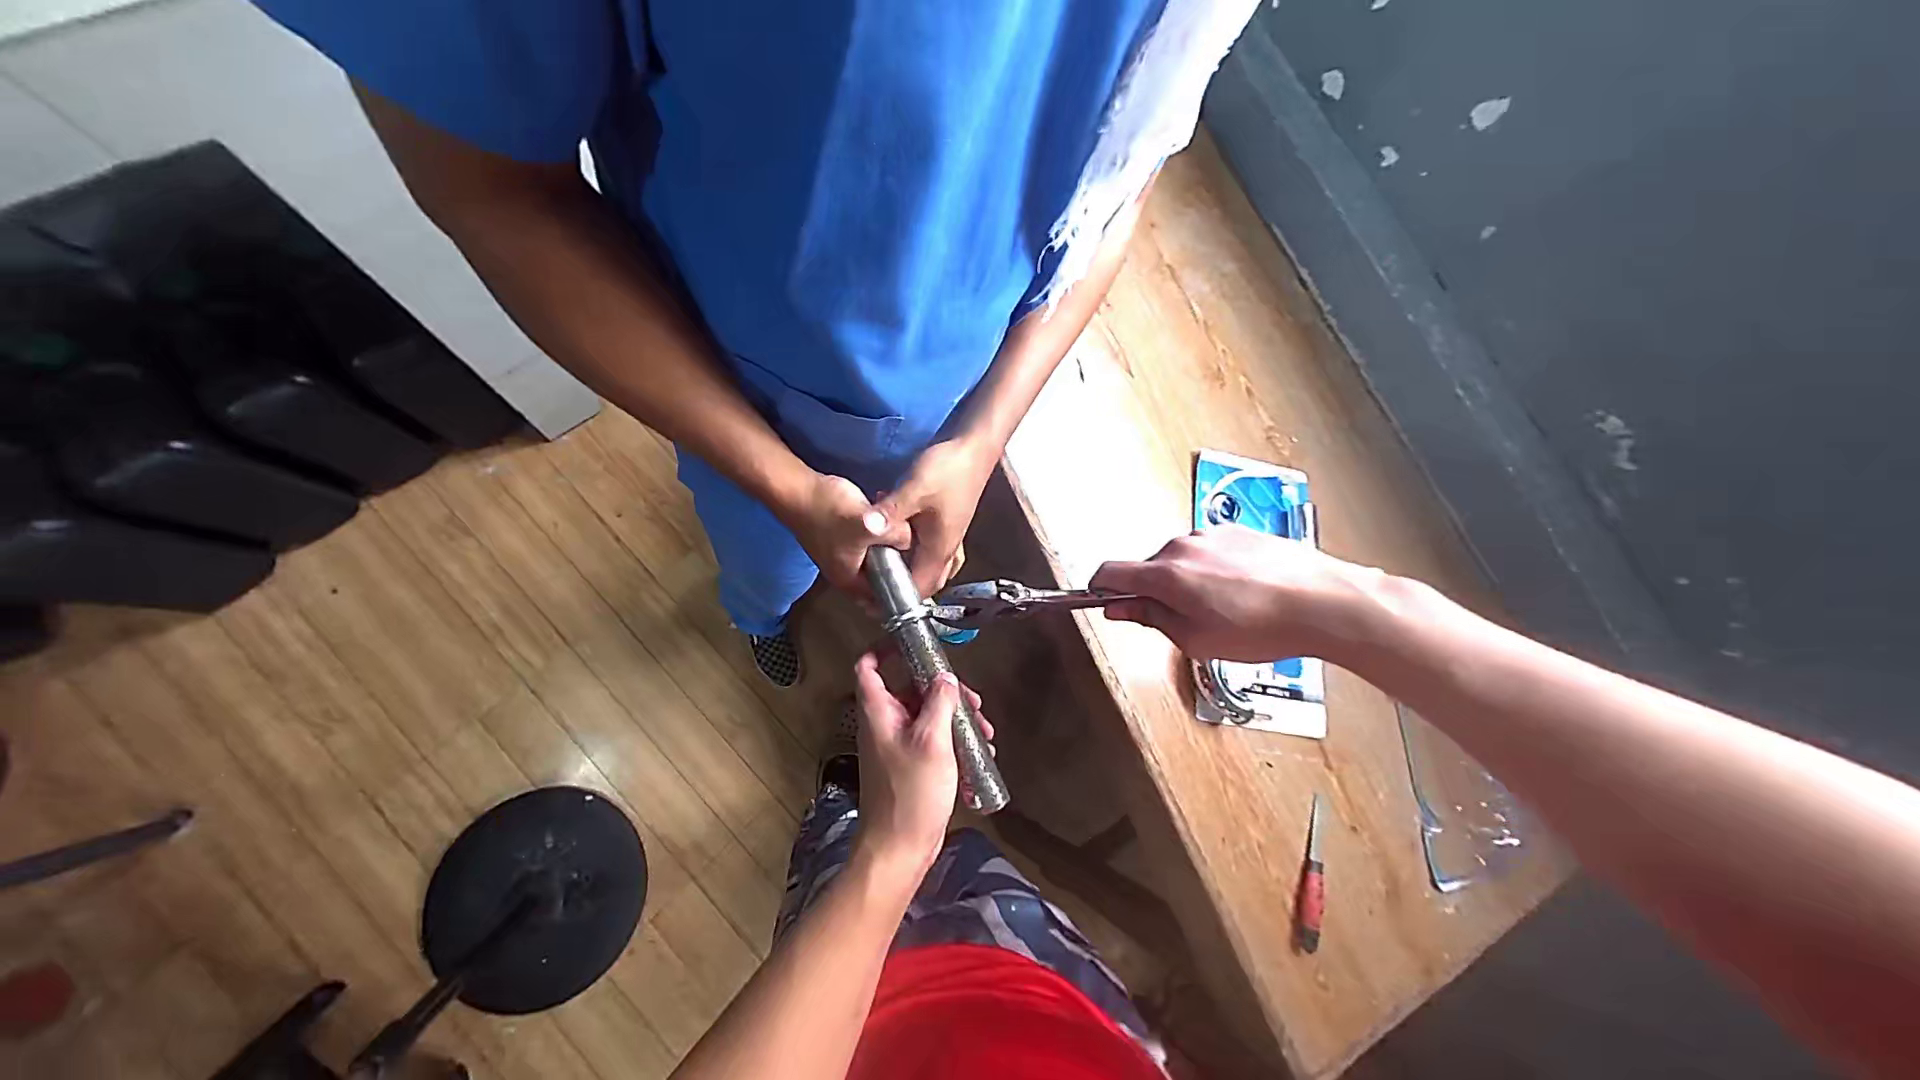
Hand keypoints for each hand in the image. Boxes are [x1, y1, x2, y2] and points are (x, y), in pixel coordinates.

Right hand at [780, 472, 912, 592]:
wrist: (796, 487)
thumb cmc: (827, 510)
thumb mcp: (869, 524)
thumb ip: (897, 535)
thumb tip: (913, 540)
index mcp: (849, 581)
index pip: (883, 600)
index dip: (903, 590)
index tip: (922, 576)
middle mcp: (844, 574)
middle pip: (881, 578)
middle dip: (899, 566)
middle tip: (919, 554)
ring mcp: (840, 556)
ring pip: (875, 560)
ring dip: (889, 549)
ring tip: (908, 536)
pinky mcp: (840, 539)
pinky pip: (867, 544)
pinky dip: (879, 537)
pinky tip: (891, 522)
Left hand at [849, 653, 992, 876]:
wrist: (898, 849)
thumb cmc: (911, 792)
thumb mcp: (932, 741)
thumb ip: (939, 702)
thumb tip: (946, 678)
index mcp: (878, 711)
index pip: (869, 666)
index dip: (885, 648)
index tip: (915, 643)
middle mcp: (883, 723)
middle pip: (910, 688)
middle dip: (943, 689)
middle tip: (973, 702)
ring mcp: (896, 745)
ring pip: (926, 714)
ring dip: (955, 716)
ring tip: (985, 732)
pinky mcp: (910, 764)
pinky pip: (932, 739)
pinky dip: (952, 739)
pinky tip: (978, 752)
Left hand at [875, 438, 996, 597]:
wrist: (974, 447)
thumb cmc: (948, 470)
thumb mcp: (914, 489)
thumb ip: (891, 511)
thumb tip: (867, 529)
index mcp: (940, 549)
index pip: (921, 588)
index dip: (899, 600)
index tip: (873, 600)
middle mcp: (948, 548)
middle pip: (927, 581)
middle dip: (903, 585)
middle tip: (874, 580)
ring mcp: (950, 535)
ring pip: (929, 564)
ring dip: (908, 565)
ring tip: (883, 559)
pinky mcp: (947, 522)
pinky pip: (929, 547)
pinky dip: (912, 547)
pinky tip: (896, 532)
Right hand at [1089, 526, 1389, 662]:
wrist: (1323, 602)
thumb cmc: (1266, 625)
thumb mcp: (1195, 640)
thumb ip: (1150, 620)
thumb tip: (1122, 608)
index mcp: (1166, 573)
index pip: (1110, 572)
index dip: (1100, 589)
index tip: (1103, 600)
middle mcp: (1184, 546)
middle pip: (1146, 568)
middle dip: (1152, 593)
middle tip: (1177, 622)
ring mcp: (1211, 536)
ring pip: (1179, 561)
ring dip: (1185, 583)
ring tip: (1220, 612)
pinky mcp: (1236, 533)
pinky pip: (1207, 553)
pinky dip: (1211, 573)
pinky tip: (1239, 596)